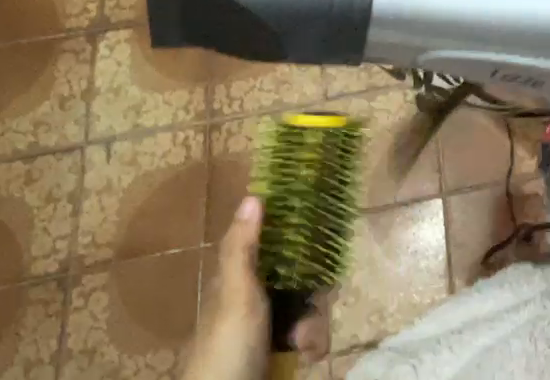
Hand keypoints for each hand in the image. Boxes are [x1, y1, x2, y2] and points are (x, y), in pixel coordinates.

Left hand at [180, 197, 330, 379]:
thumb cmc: (226, 349)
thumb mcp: (235, 295)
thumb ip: (243, 248)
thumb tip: (254, 194)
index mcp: (242, 281)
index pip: (277, 247)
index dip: (301, 242)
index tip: (323, 239)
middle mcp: (258, 301)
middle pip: (302, 279)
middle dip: (315, 295)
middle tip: (316, 304)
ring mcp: (271, 330)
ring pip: (311, 309)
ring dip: (315, 325)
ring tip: (304, 343)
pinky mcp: (282, 354)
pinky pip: (312, 337)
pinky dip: (314, 345)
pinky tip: (308, 356)